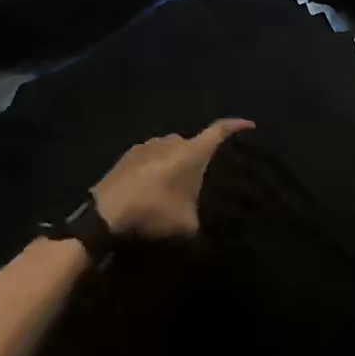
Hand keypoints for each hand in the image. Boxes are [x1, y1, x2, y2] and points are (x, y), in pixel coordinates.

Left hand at [93, 118, 254, 239]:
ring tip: (178, 183)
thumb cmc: (153, 213)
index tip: (250, 126)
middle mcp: (173, 140)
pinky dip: (159, 165)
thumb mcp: (187, 227)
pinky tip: (154, 185)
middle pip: (196, 142)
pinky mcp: (130, 154)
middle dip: (203, 156)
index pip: (220, 130)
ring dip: (178, 161)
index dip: (237, 126)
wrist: (105, 215)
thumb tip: (219, 230)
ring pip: (173, 149)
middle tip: (206, 175)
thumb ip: (206, 223)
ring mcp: (149, 144)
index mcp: (192, 151)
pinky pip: (154, 155)